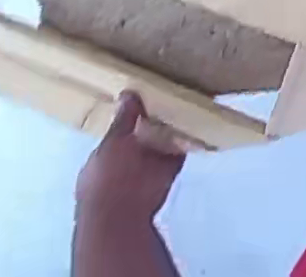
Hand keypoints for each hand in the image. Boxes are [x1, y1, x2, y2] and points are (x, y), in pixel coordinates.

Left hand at [76, 92, 186, 226]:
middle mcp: (126, 160)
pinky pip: (183, 146)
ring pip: (164, 139)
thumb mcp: (112, 143)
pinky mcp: (170, 167)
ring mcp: (148, 165)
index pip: (120, 130)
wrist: (125, 214)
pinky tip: (200, 117)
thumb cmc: (108, 178)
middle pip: (144, 133)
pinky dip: (191, 134)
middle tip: (174, 93)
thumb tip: (127, 92)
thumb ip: (123, 119)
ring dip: (176, 125)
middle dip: (157, 118)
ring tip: (191, 99)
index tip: (148, 94)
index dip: (132, 114)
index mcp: (104, 156)